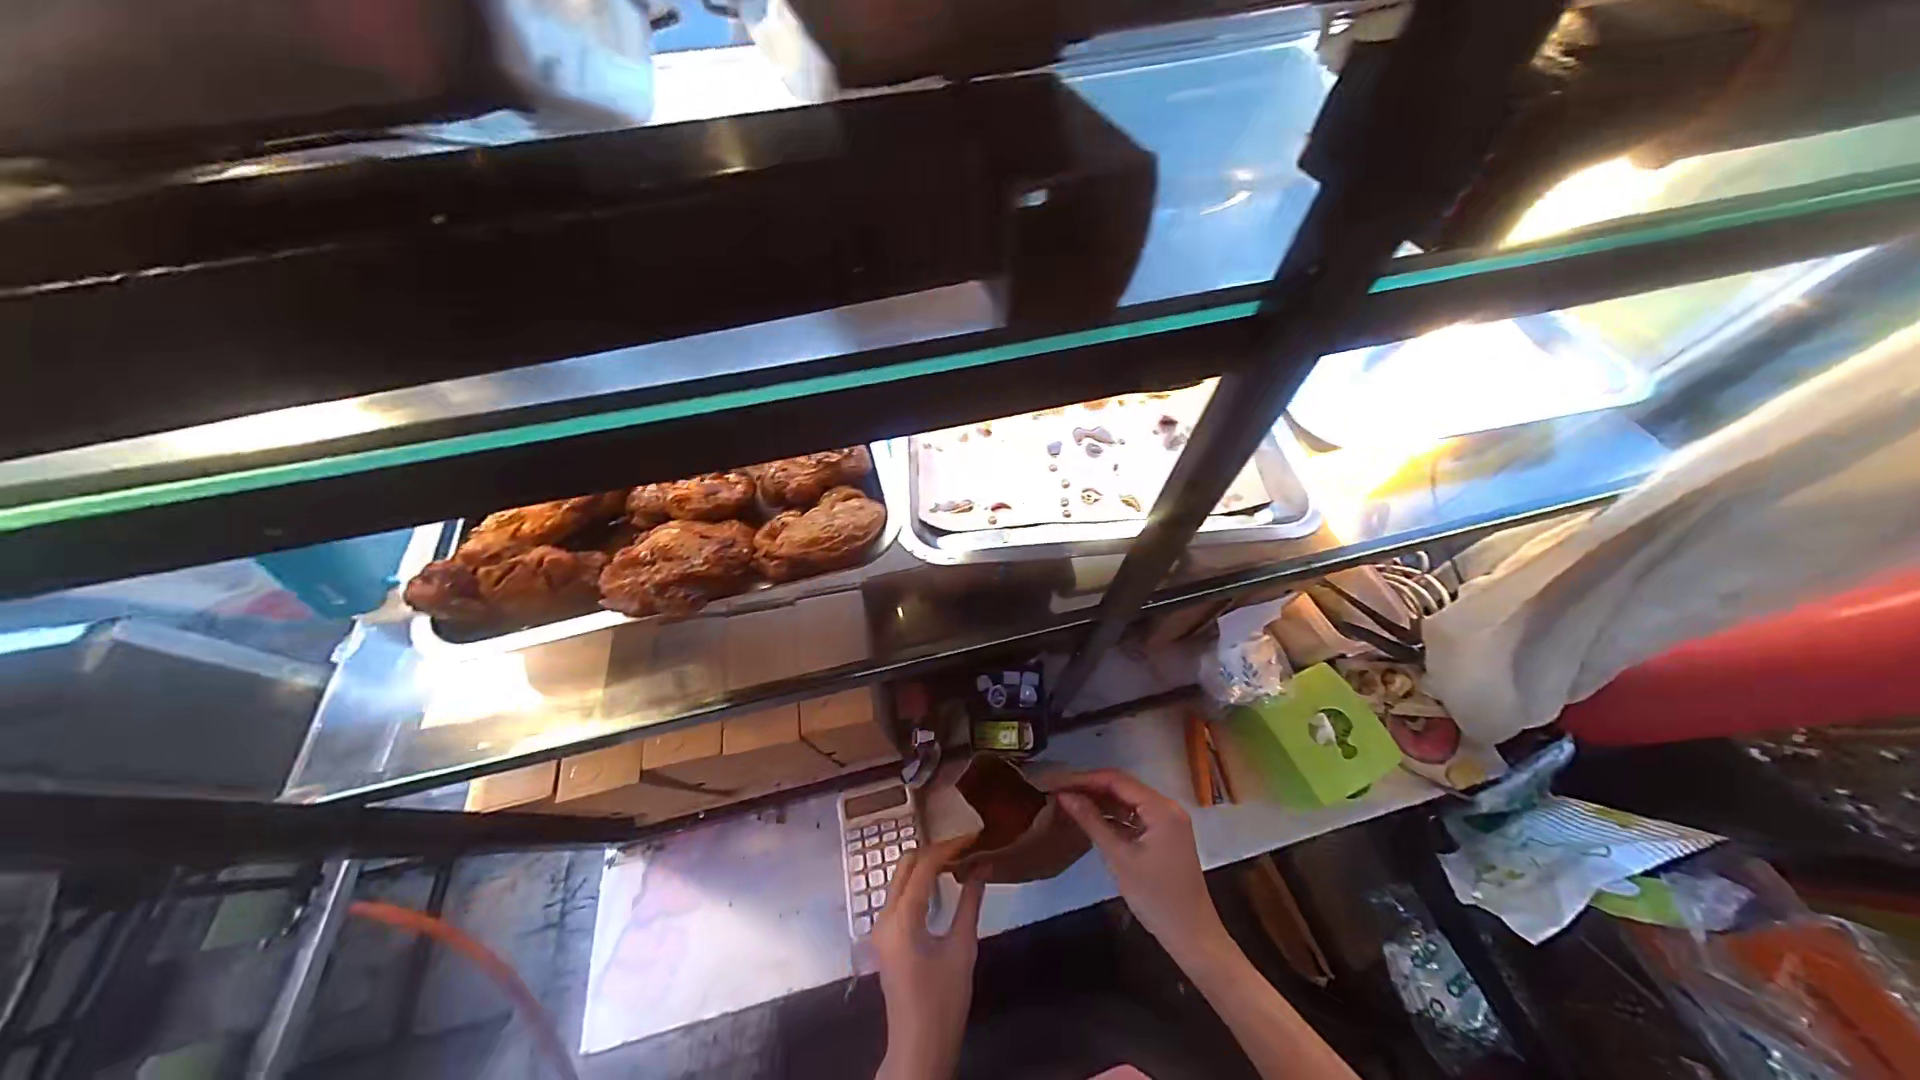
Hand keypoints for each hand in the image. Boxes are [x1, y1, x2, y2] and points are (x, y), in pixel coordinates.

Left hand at [873, 837, 985, 1079]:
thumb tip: (983, 867)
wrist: (919, 1045)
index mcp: (902, 917)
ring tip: (959, 860)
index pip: (924, 865)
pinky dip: (920, 883)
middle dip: (935, 851)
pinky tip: (942, 883)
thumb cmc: (943, 1001)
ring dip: (926, 865)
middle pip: (906, 865)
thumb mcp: (963, 948)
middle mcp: (885, 915)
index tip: (974, 836)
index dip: (949, 847)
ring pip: (901, 878)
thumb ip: (970, 902)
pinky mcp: (886, 936)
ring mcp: (881, 926)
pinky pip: (900, 895)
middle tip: (966, 847)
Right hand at [1051, 769, 1227, 962]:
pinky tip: (1091, 818)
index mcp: (1162, 808)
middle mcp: (1168, 807)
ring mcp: (1168, 821)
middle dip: (1090, 787)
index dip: (1084, 779)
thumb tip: (1064, 796)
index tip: (1058, 782)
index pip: (1117, 780)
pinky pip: (1135, 816)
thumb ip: (1091, 821)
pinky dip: (1114, 816)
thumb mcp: (1119, 857)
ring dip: (1100, 801)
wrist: (1192, 936)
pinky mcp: (1165, 835)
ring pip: (1128, 801)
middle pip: (1123, 787)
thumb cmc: (1156, 897)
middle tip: (1059, 790)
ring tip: (1069, 801)